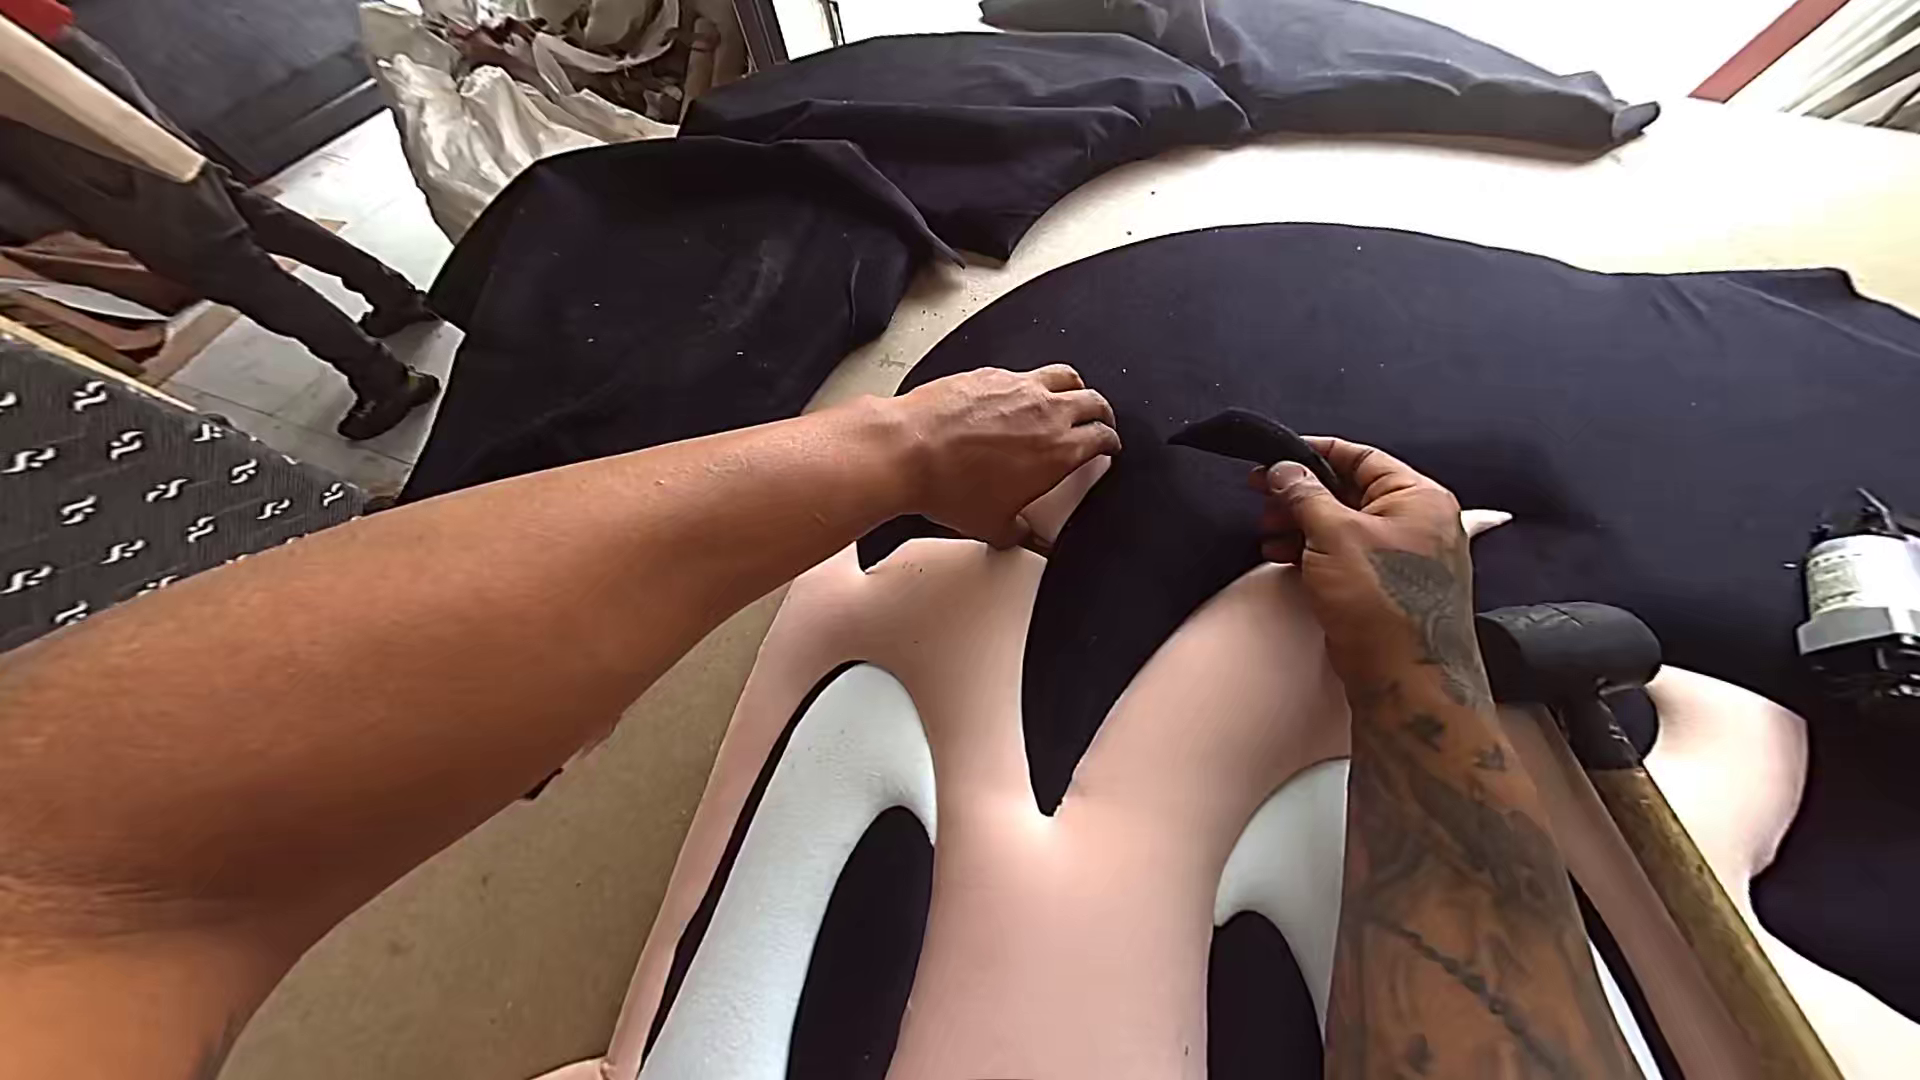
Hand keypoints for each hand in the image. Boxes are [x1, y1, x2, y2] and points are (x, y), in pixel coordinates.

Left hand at [890, 365, 1121, 547]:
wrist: (908, 451)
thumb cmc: (949, 486)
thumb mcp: (991, 525)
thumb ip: (1018, 533)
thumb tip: (1024, 538)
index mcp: (1058, 451)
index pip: (1101, 438)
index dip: (1109, 442)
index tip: (1107, 446)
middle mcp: (1045, 412)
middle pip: (1093, 401)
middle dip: (1101, 413)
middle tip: (1099, 422)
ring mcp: (1018, 386)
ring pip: (1064, 377)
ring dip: (1074, 388)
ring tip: (1070, 398)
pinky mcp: (990, 373)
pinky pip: (1023, 371)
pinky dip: (1030, 382)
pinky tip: (1017, 394)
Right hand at [1252, 437, 1486, 702]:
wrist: (1401, 671)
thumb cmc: (1384, 601)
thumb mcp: (1334, 534)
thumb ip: (1305, 494)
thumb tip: (1283, 468)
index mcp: (1416, 497)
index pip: (1360, 457)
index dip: (1314, 452)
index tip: (1278, 455)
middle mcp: (1411, 520)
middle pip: (1344, 489)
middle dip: (1298, 494)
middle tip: (1263, 496)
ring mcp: (1394, 552)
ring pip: (1335, 521)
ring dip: (1297, 523)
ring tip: (1267, 531)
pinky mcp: (1376, 579)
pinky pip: (1336, 550)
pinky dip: (1306, 548)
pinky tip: (1279, 554)